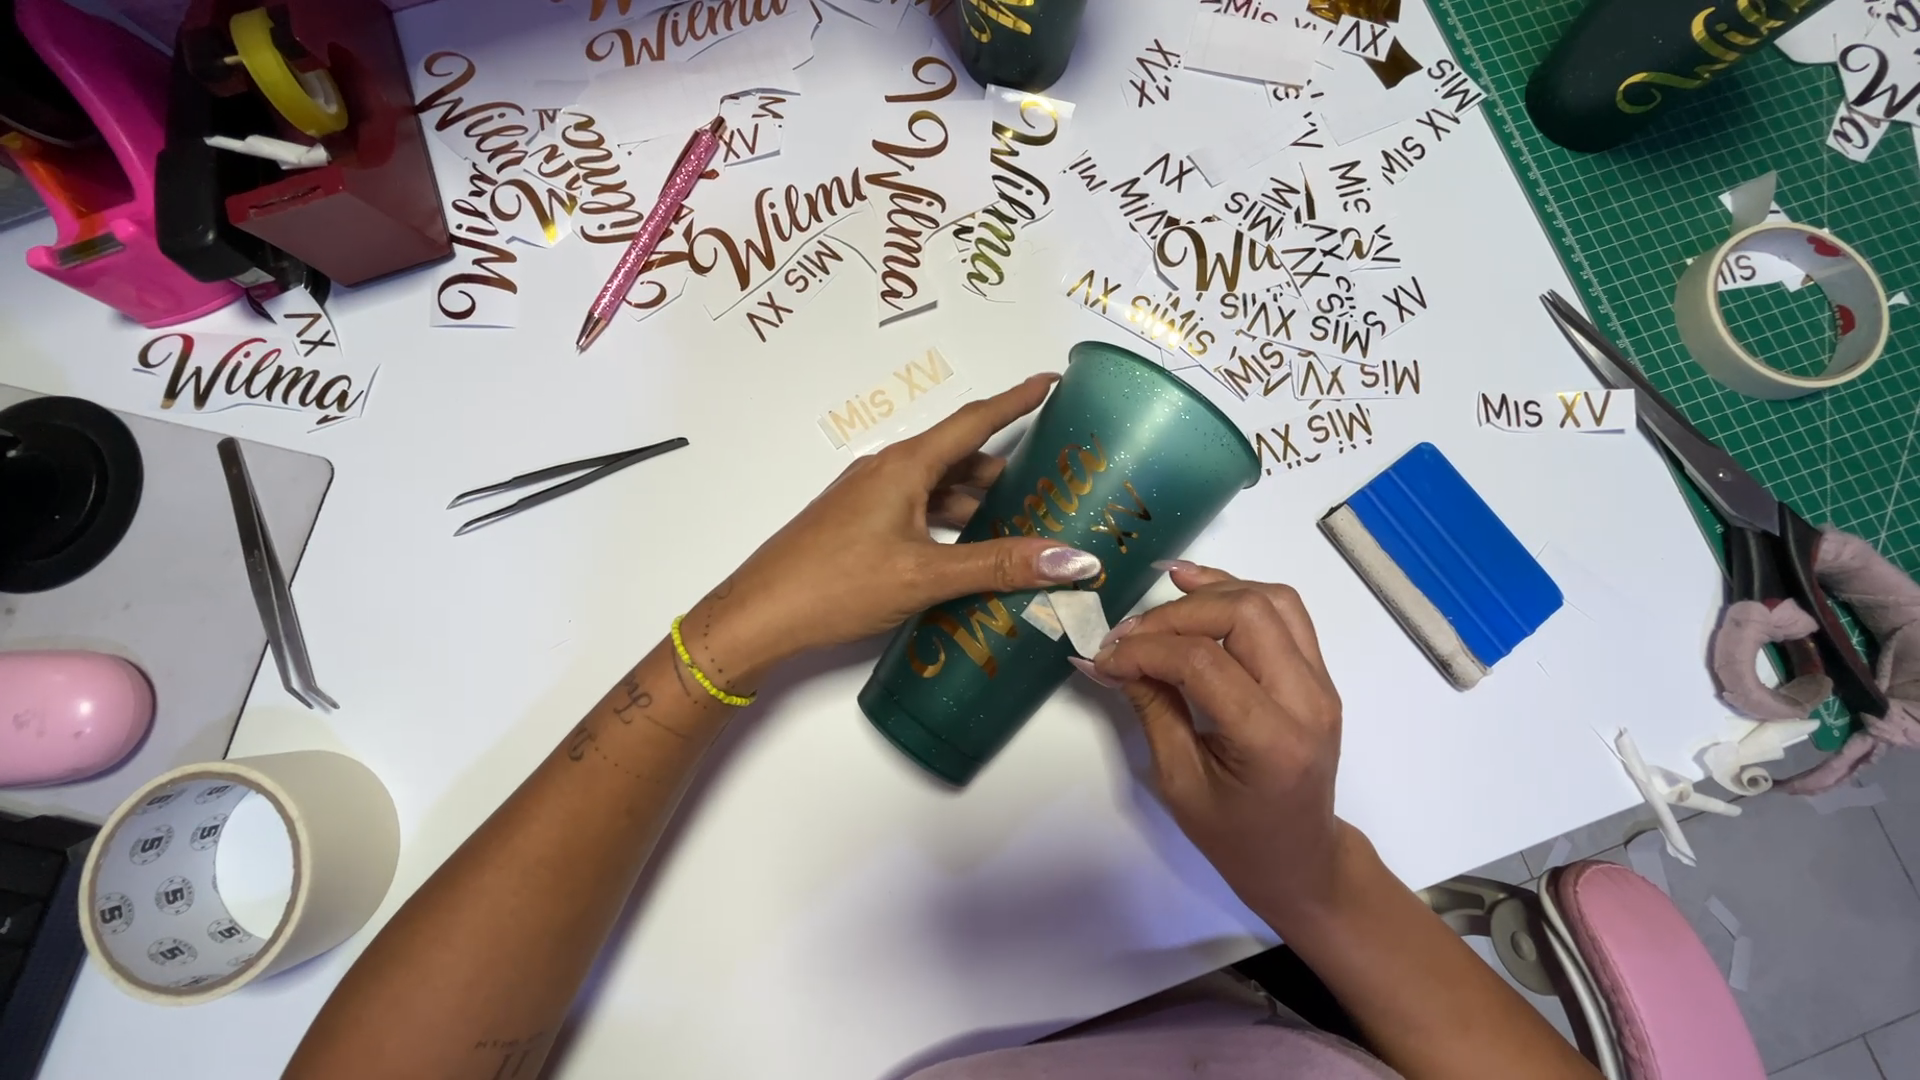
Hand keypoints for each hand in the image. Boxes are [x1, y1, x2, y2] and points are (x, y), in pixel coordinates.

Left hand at [687, 375, 1101, 688]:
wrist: (759, 617)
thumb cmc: (837, 585)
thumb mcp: (924, 575)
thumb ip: (998, 565)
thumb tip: (1074, 559)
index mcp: (904, 465)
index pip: (973, 421)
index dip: (1016, 400)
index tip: (1052, 381)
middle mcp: (888, 472)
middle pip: (959, 459)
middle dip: (1006, 470)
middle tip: (1053, 484)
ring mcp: (871, 499)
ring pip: (938, 489)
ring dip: (978, 504)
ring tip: (1024, 525)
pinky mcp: (861, 526)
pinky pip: (919, 511)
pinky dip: (951, 524)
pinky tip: (970, 553)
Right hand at [1085, 563, 1346, 930]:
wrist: (1301, 859)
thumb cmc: (1235, 836)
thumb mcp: (1177, 780)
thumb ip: (1150, 707)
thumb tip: (1107, 657)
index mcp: (1270, 740)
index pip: (1202, 662)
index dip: (1145, 650)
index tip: (1105, 658)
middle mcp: (1307, 700)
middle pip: (1244, 613)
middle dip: (1175, 614)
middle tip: (1131, 636)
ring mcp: (1321, 682)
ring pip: (1270, 600)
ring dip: (1211, 592)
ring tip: (1163, 595)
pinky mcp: (1318, 673)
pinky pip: (1284, 611)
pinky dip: (1238, 591)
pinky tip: (1197, 589)